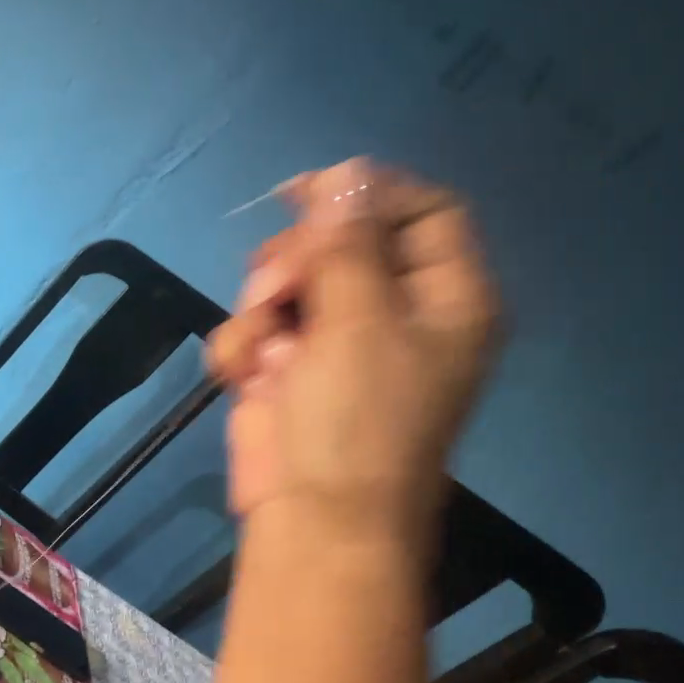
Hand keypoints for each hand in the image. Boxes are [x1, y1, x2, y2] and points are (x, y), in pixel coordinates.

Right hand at [207, 159, 499, 527]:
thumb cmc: (355, 418)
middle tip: (275, 289)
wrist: (310, 511)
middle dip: (294, 261)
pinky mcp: (282, 367)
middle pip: (339, 242)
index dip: (366, 195)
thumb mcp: (359, 322)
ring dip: (258, 310)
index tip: (302, 195)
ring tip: (262, 351)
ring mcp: (332, 340)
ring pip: (283, 284)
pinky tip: (242, 375)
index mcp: (444, 296)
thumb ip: (348, 243)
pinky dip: (239, 348)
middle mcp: (391, 310)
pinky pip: (252, 328)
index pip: (422, 210)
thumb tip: (342, 171)